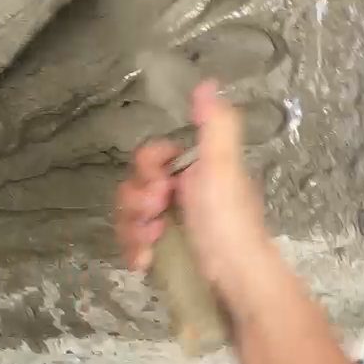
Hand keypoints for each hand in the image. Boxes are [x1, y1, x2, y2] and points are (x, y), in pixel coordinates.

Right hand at [115, 80, 281, 309]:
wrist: (236, 281)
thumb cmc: (229, 222)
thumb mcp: (223, 167)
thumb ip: (214, 125)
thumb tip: (207, 82)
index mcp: (194, 169)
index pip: (148, 157)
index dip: (147, 169)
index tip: (163, 184)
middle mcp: (180, 193)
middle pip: (131, 187)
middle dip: (138, 203)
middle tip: (158, 215)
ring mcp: (169, 225)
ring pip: (127, 217)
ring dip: (133, 229)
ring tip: (154, 242)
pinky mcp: (162, 252)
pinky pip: (131, 244)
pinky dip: (134, 252)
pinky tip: (146, 262)